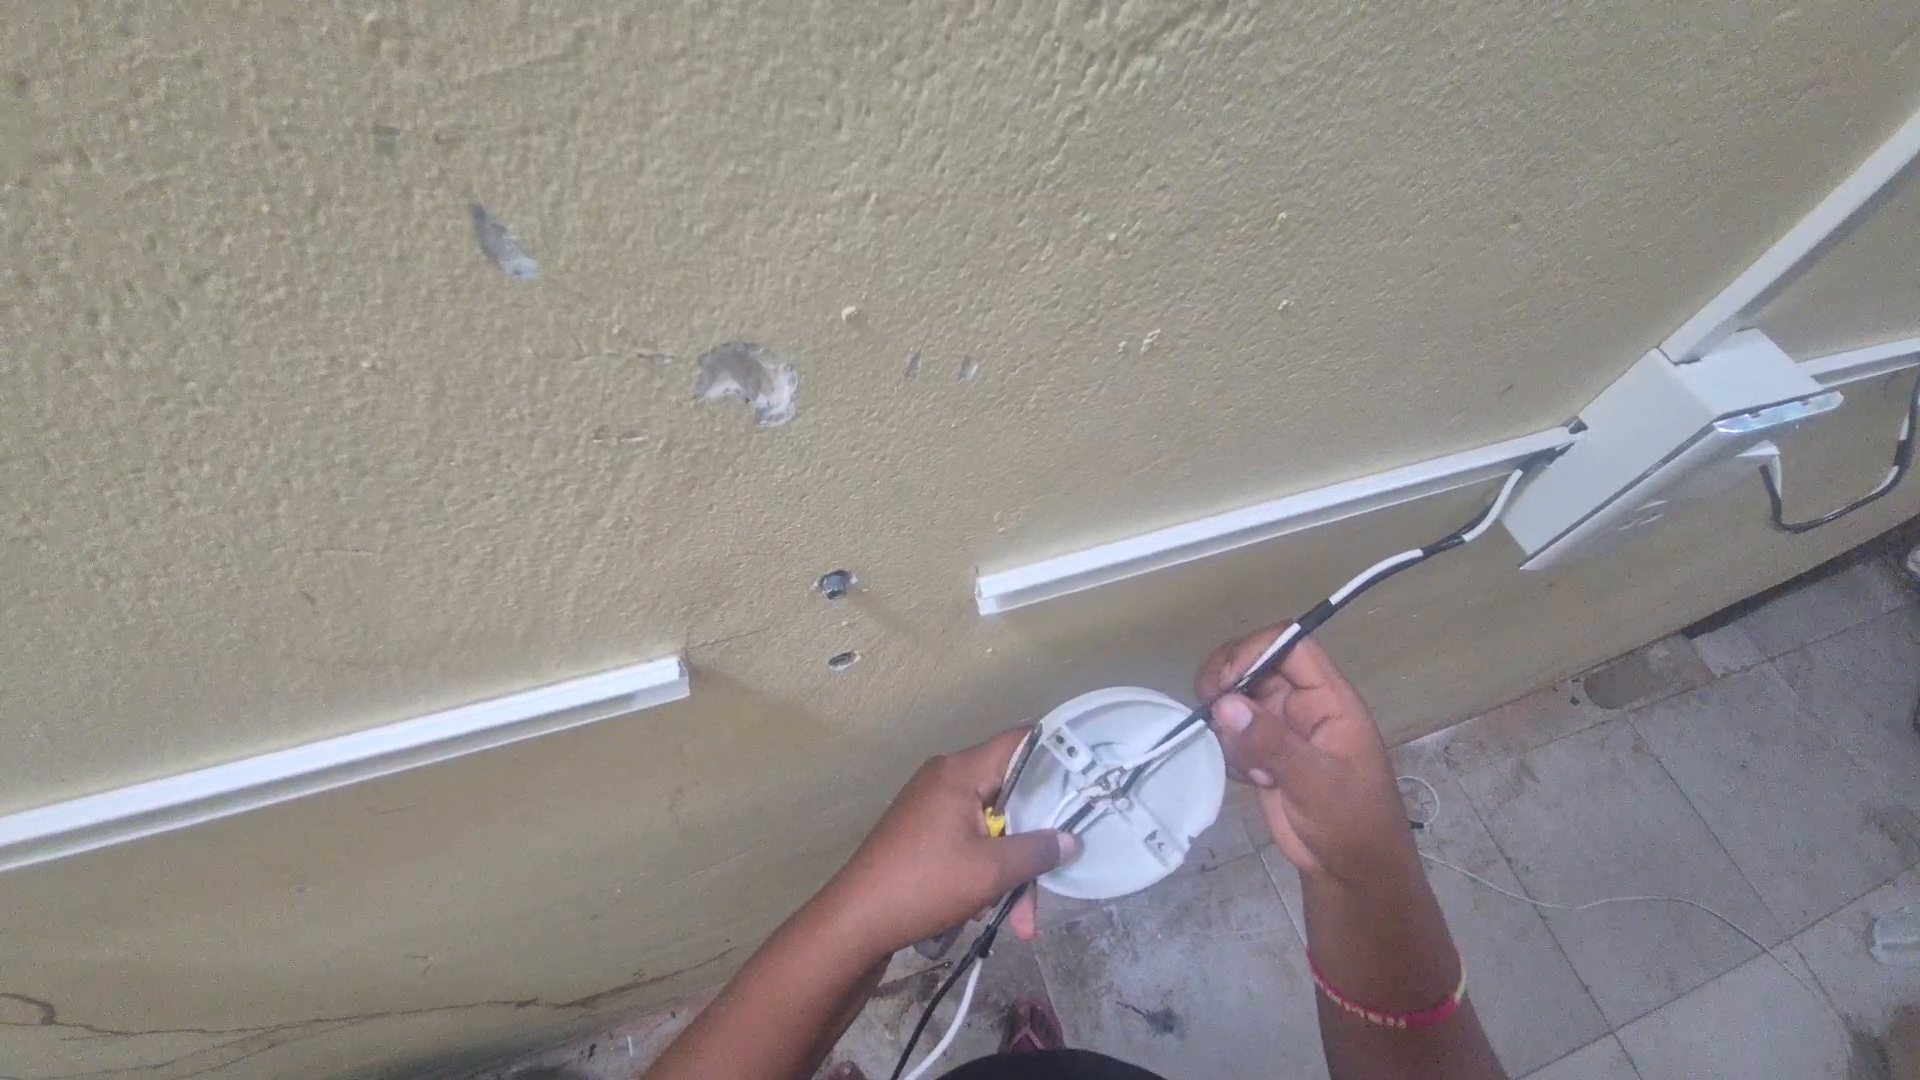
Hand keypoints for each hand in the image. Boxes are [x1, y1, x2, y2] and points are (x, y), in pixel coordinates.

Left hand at [815, 728, 1078, 959]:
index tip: (1084, 779)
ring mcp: (931, 802)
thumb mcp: (989, 871)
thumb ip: (1036, 851)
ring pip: (990, 824)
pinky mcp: (922, 828)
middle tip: (1048, 884)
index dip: (1055, 754)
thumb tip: (1070, 840)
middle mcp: (947, 776)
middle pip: (1008, 794)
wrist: (855, 920)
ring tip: (1014, 919)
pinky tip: (981, 908)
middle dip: (1030, 843)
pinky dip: (982, 867)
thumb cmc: (924, 884)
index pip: (1019, 741)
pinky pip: (967, 836)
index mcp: (961, 771)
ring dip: (1006, 867)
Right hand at [1196, 628, 1416, 890]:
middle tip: (1210, 712)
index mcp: (1328, 699)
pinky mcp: (1263, 749)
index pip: (1290, 645)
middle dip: (1226, 684)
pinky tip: (1247, 779)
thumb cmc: (1352, 824)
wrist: (1350, 873)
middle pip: (1253, 663)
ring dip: (1226, 724)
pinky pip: (1231, 730)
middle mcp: (1301, 703)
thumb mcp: (1316, 783)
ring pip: (1236, 697)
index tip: (1226, 683)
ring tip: (1246, 763)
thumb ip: (1271, 742)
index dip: (1254, 652)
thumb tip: (1224, 702)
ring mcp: (1280, 726)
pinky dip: (1227, 748)